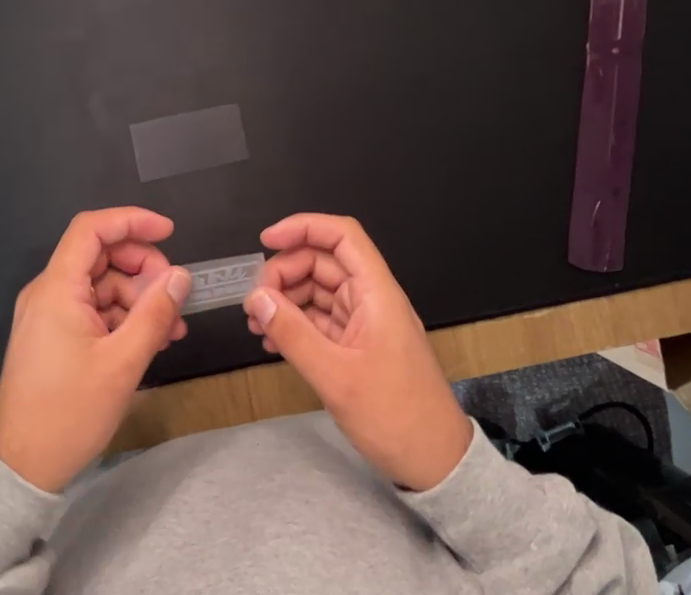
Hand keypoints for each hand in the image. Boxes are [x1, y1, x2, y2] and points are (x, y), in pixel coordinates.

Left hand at [0, 207, 192, 491]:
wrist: (22, 467)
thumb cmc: (70, 412)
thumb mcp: (123, 362)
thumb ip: (154, 313)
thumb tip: (181, 275)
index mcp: (57, 288)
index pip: (92, 228)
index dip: (132, 221)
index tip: (170, 232)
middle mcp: (48, 292)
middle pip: (100, 256)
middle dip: (143, 268)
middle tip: (175, 295)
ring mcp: (49, 315)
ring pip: (101, 286)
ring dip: (139, 299)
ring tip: (172, 330)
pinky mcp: (53, 337)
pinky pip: (93, 311)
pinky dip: (123, 319)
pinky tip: (151, 342)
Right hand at [243, 214, 472, 490]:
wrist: (434, 463)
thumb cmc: (395, 417)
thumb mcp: (336, 377)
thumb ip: (293, 333)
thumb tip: (256, 298)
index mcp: (377, 294)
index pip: (342, 236)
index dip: (304, 227)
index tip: (266, 241)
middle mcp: (372, 300)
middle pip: (323, 262)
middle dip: (284, 273)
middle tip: (255, 303)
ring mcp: (365, 323)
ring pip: (318, 291)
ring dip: (285, 300)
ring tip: (258, 325)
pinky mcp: (358, 346)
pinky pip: (321, 320)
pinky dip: (296, 324)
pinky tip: (274, 342)